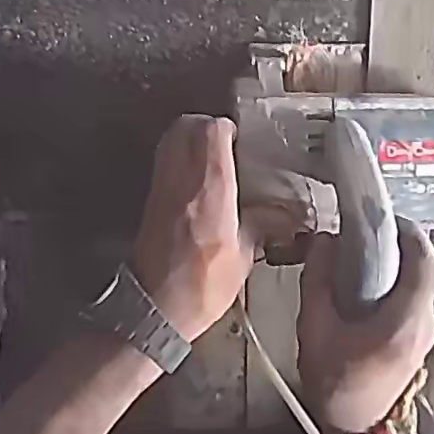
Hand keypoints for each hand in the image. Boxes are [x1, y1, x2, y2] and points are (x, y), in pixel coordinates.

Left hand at [132, 115, 253, 341]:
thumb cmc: (203, 286)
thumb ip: (261, 225)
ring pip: (169, 139)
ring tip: (210, 157)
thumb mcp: (242, 257)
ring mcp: (161, 187)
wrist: (156, 308)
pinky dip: (176, 156)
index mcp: (210, 190)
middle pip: (185, 126)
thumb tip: (283, 216)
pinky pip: (163, 161)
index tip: (240, 139)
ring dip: (188, 138)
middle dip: (205, 125)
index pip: (212, 132)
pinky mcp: (149, 199)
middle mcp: (181, 180)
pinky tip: (195, 180)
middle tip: (224, 141)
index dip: (226, 128)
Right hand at [297, 220, 433, 431]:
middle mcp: (425, 323)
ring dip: (400, 263)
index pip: (425, 264)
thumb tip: (323, 240)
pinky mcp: (418, 340)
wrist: (359, 432)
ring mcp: (426, 334)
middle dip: (402, 244)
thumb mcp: (315, 329)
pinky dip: (397, 282)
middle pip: (427, 271)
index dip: (409, 233)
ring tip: (364, 252)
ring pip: (422, 285)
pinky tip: (367, 282)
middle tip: (368, 231)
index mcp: (405, 320)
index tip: (382, 216)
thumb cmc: (336, 382)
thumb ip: (318, 281)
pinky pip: (414, 299)